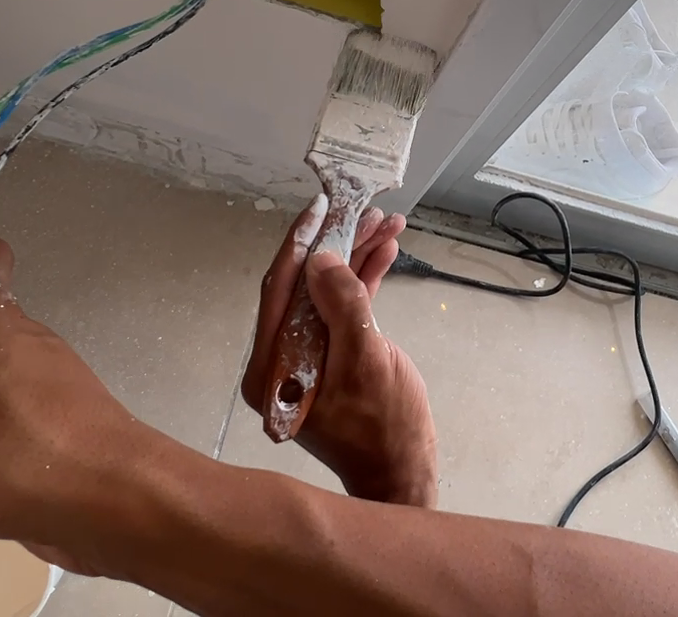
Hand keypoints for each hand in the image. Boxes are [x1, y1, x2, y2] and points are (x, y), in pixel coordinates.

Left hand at [242, 200, 436, 506]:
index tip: (318, 207)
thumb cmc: (384, 424)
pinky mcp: (336, 351)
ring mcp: (310, 352)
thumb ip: (341, 306)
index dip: (299, 243)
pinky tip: (385, 250)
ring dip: (357, 255)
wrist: (406, 469)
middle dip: (337, 243)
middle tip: (362, 208)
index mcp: (272, 364)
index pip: (278, 289)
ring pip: (330, 289)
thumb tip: (319, 257)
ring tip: (386, 222)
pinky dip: (366, 277)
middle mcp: (283, 355)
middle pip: (307, 283)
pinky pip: (347, 305)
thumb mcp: (364, 361)